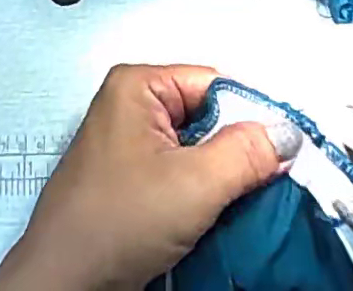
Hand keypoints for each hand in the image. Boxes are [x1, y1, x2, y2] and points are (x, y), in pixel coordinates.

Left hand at [0, 64, 298, 290]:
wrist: (68, 276)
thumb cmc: (115, 220)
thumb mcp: (193, 184)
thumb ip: (244, 153)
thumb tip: (284, 132)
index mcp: (137, 84)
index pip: (211, 83)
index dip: (251, 114)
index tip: (284, 149)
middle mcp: (131, 102)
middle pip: (205, 114)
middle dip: (237, 148)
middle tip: (267, 181)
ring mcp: (130, 139)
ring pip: (197, 146)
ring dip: (222, 174)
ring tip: (242, 202)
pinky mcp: (132, 173)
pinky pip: (181, 168)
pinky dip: (203, 190)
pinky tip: (217, 213)